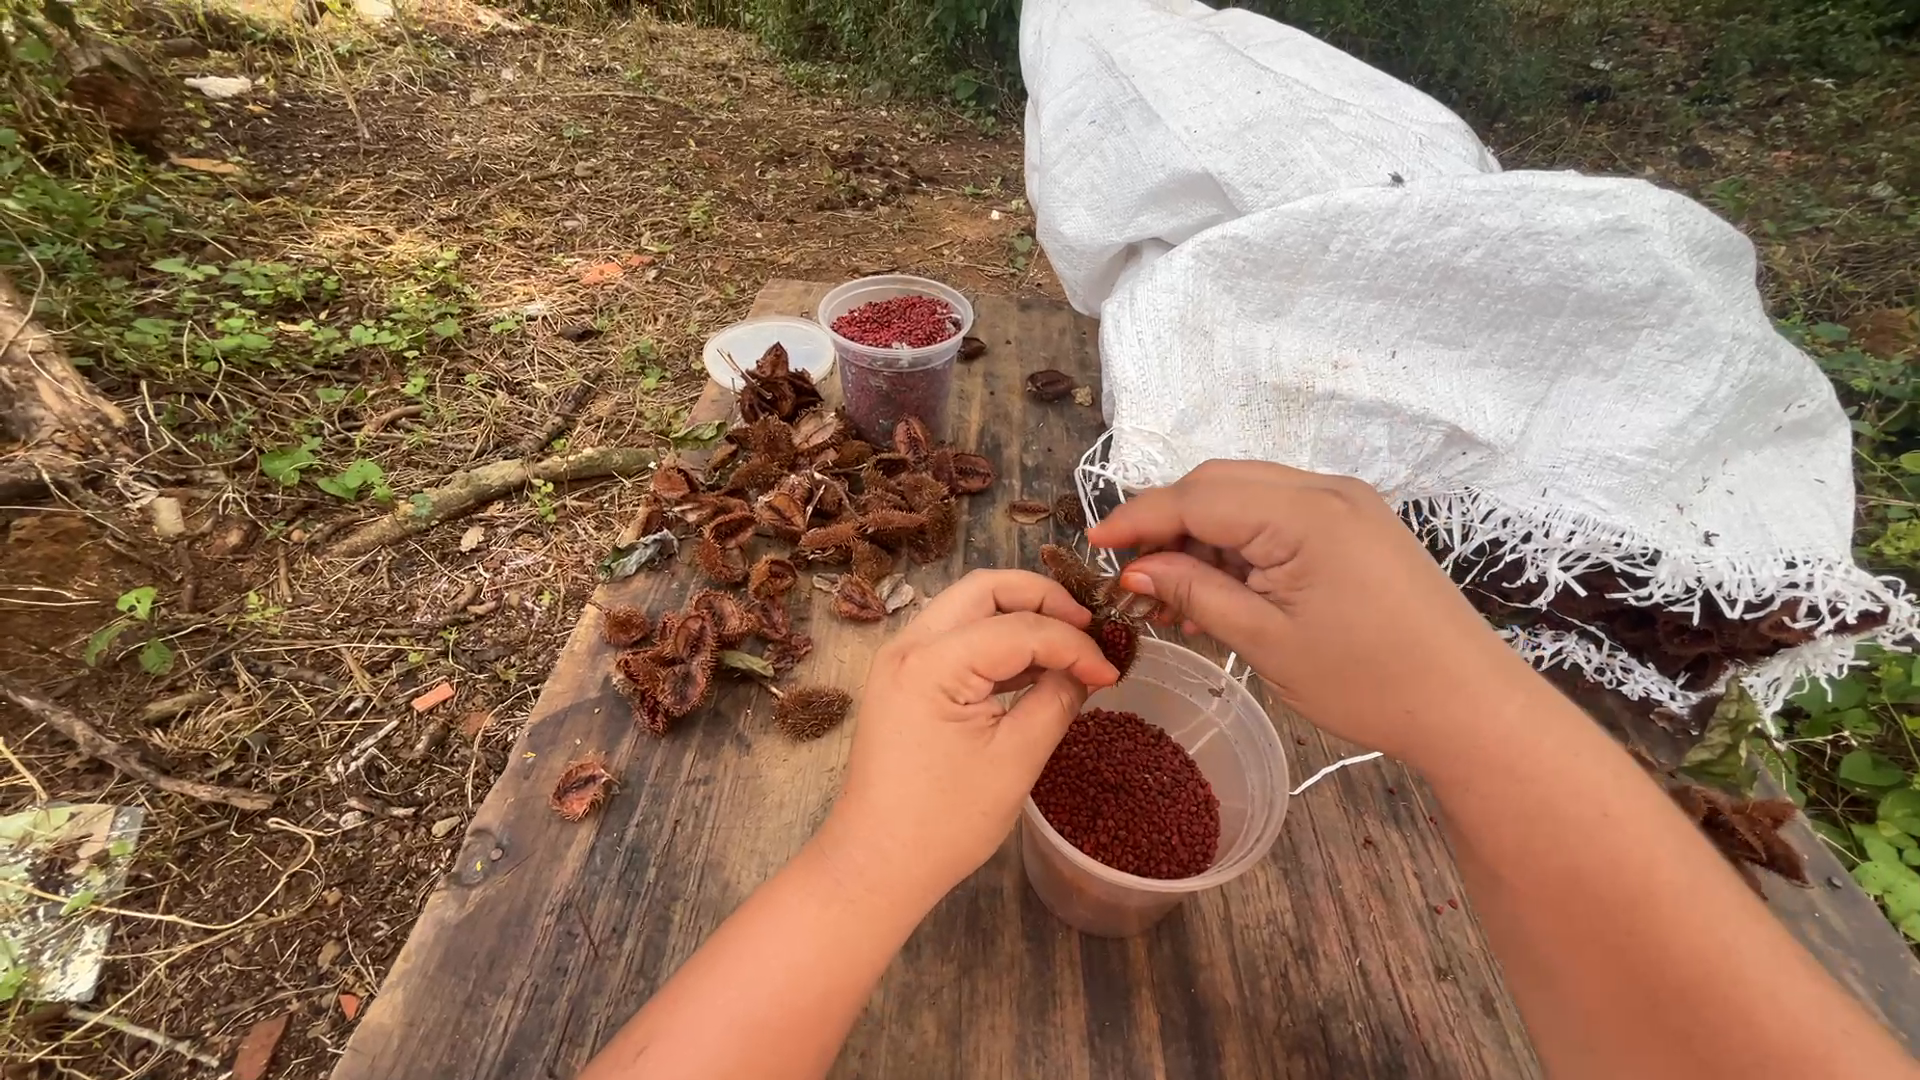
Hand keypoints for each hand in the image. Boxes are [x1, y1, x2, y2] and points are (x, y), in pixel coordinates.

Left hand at [818, 569, 1119, 901]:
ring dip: (1019, 615)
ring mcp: (901, 658)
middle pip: (985, 589)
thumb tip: (1090, 667)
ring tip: (1068, 643)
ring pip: (969, 607)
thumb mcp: (1015, 761)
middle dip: (1043, 599)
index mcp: (932, 662)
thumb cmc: (944, 822)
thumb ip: (1056, 700)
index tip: (1111, 670)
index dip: (1073, 643)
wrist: (876, 863)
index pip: (1019, 628)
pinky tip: (1033, 666)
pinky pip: (956, 637)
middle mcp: (908, 644)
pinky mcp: (904, 677)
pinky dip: (996, 641)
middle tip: (1087, 627)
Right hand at [1085, 460, 1530, 761]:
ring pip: (1244, 498)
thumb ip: (1194, 591)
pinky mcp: (1355, 525)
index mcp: (1305, 513)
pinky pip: (1275, 517)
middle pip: (1218, 484)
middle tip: (1131, 571)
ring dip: (1200, 535)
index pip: (1197, 497)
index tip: (1093, 545)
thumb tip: (1133, 569)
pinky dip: (1237, 544)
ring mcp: (1345, 504)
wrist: (1472, 709)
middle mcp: (1325, 490)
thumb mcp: (1265, 640)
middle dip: (1166, 522)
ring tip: (1171, 590)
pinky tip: (1219, 587)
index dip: (1138, 518)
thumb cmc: (1368, 682)